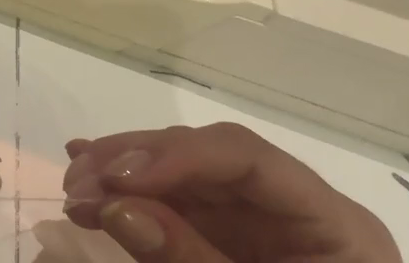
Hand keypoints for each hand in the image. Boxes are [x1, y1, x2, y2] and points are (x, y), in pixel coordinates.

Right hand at [62, 123, 401, 262]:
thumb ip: (191, 261)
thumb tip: (114, 205)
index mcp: (334, 224)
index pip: (245, 156)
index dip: (177, 156)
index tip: (117, 177)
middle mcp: (293, 205)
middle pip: (204, 157)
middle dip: (135, 164)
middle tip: (79, 183)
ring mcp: (258, 219)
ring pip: (179, 172)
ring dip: (120, 176)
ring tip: (75, 189)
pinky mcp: (227, 234)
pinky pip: (174, 199)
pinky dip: (129, 191)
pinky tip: (86, 174)